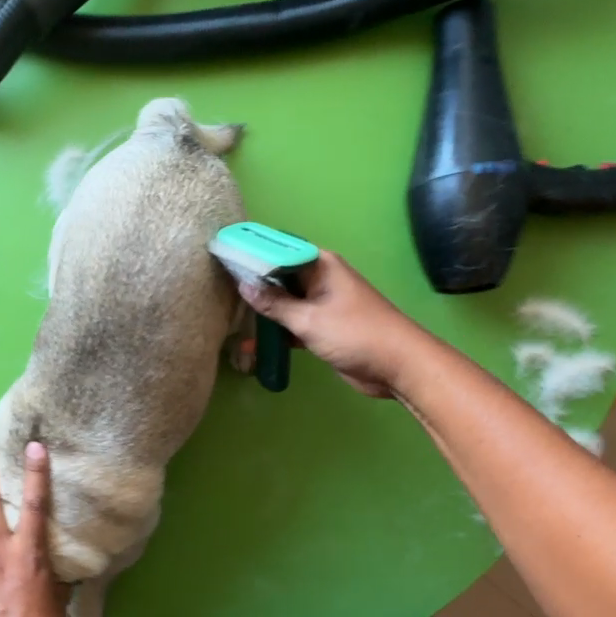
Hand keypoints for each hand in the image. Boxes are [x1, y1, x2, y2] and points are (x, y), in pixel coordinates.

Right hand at [239, 249, 433, 398]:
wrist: (396, 365)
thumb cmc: (354, 334)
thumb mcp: (308, 319)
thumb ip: (274, 304)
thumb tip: (244, 285)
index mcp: (320, 266)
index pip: (279, 250)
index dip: (253, 253)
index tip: (223, 256)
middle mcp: (320, 280)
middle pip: (279, 277)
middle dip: (253, 285)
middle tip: (219, 291)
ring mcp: (322, 304)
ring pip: (284, 303)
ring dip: (263, 314)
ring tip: (230, 319)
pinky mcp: (323, 328)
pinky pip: (292, 325)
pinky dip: (276, 333)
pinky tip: (254, 345)